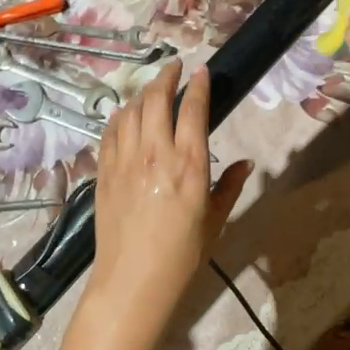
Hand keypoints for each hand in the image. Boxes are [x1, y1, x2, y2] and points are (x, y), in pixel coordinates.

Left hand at [88, 64, 252, 339]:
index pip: (193, 109)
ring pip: (130, 110)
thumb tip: (245, 162)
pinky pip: (110, 131)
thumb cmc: (183, 255)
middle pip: (156, 99)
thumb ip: (229, 186)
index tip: (201, 71)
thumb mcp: (215, 221)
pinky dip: (120, 116)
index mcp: (188, 164)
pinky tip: (125, 115)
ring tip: (152, 89)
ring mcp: (125, 160)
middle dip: (166, 77)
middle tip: (174, 68)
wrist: (133, 281)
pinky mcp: (104, 171)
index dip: (198, 85)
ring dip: (142, 93)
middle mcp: (155, 153)